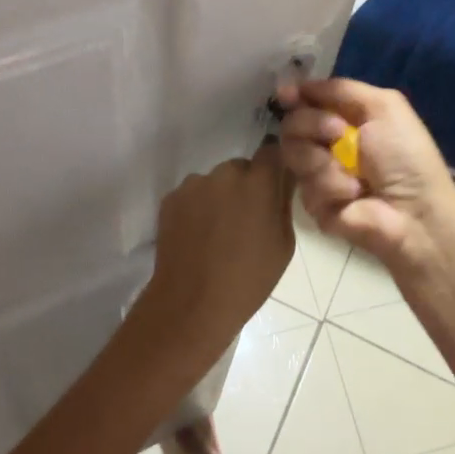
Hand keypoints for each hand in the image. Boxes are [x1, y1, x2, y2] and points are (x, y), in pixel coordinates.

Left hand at [137, 143, 294, 357]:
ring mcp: (194, 185)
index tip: (275, 183)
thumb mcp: (283, 245)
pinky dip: (196, 208)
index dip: (274, 164)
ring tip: (217, 231)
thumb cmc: (249, 279)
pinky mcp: (171, 199)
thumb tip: (282, 182)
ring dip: (220, 196)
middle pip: (241, 168)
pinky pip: (192, 195)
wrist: (192, 302)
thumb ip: (283, 204)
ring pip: (214, 182)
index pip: (271, 151)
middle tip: (246, 218)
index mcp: (258, 183)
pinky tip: (197, 236)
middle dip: (246, 186)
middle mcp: (225, 174)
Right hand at [276, 78, 454, 273]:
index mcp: (347, 118)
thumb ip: (342, 89)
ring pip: (293, 154)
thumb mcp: (385, 106)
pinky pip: (305, 186)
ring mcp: (319, 174)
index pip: (309, 101)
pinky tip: (352, 196)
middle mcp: (328, 143)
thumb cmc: (405, 156)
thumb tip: (300, 85)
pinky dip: (331, 187)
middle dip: (313, 125)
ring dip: (324, 160)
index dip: (295, 96)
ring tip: (354, 175)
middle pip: (292, 124)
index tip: (287, 96)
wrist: (413, 212)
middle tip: (338, 134)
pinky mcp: (314, 204)